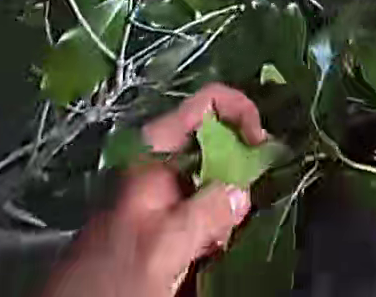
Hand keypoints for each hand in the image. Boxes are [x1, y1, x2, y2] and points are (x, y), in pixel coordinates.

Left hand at [40, 84, 264, 296]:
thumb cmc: (114, 273)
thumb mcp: (164, 244)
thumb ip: (205, 213)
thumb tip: (242, 191)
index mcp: (156, 148)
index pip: (206, 102)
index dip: (239, 110)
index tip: (262, 144)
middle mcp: (162, 160)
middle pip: (216, 136)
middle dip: (240, 161)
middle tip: (252, 197)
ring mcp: (164, 189)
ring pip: (214, 172)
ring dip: (231, 196)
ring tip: (227, 233)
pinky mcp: (167, 217)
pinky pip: (205, 204)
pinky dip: (219, 219)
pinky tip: (216, 247)